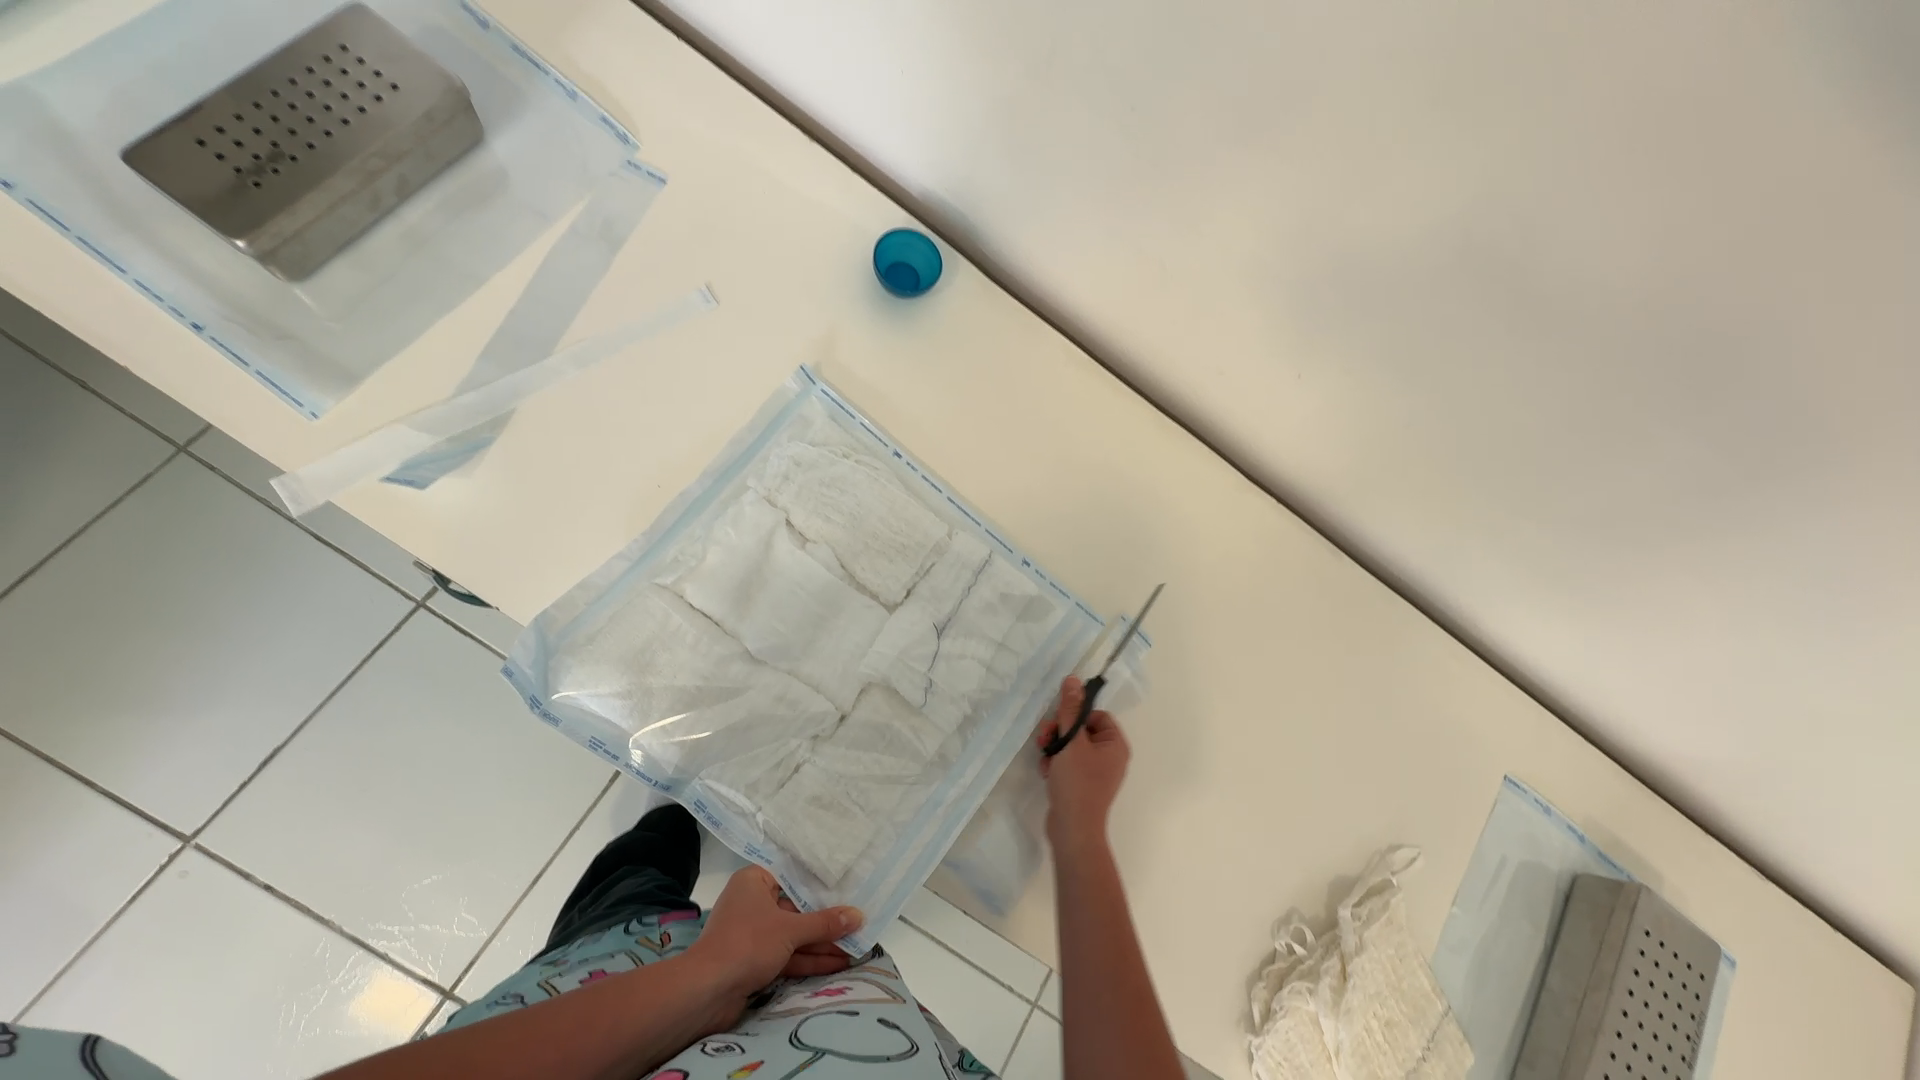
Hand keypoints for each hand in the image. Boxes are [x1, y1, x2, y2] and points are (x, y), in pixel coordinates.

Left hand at [687, 866, 862, 1017]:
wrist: (706, 992)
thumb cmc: (748, 943)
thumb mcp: (791, 930)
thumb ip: (826, 923)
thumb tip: (859, 916)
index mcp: (754, 881)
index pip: (793, 877)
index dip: (821, 884)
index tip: (849, 887)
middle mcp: (752, 903)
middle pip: (796, 908)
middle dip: (826, 920)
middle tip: (858, 923)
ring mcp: (753, 934)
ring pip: (794, 935)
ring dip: (822, 943)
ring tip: (857, 947)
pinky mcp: (754, 961)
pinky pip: (787, 954)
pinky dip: (809, 959)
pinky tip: (838, 963)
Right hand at [1035, 676, 1130, 850]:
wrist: (1073, 829)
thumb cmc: (1077, 783)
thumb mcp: (1071, 742)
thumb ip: (1069, 709)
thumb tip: (1072, 680)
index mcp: (1115, 744)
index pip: (1095, 715)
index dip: (1075, 716)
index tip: (1058, 722)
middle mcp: (1110, 757)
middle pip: (1081, 730)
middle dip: (1059, 733)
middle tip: (1044, 739)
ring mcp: (1097, 773)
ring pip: (1071, 747)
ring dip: (1054, 749)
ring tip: (1045, 758)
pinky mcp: (1083, 785)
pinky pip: (1068, 764)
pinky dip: (1056, 765)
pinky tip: (1047, 773)